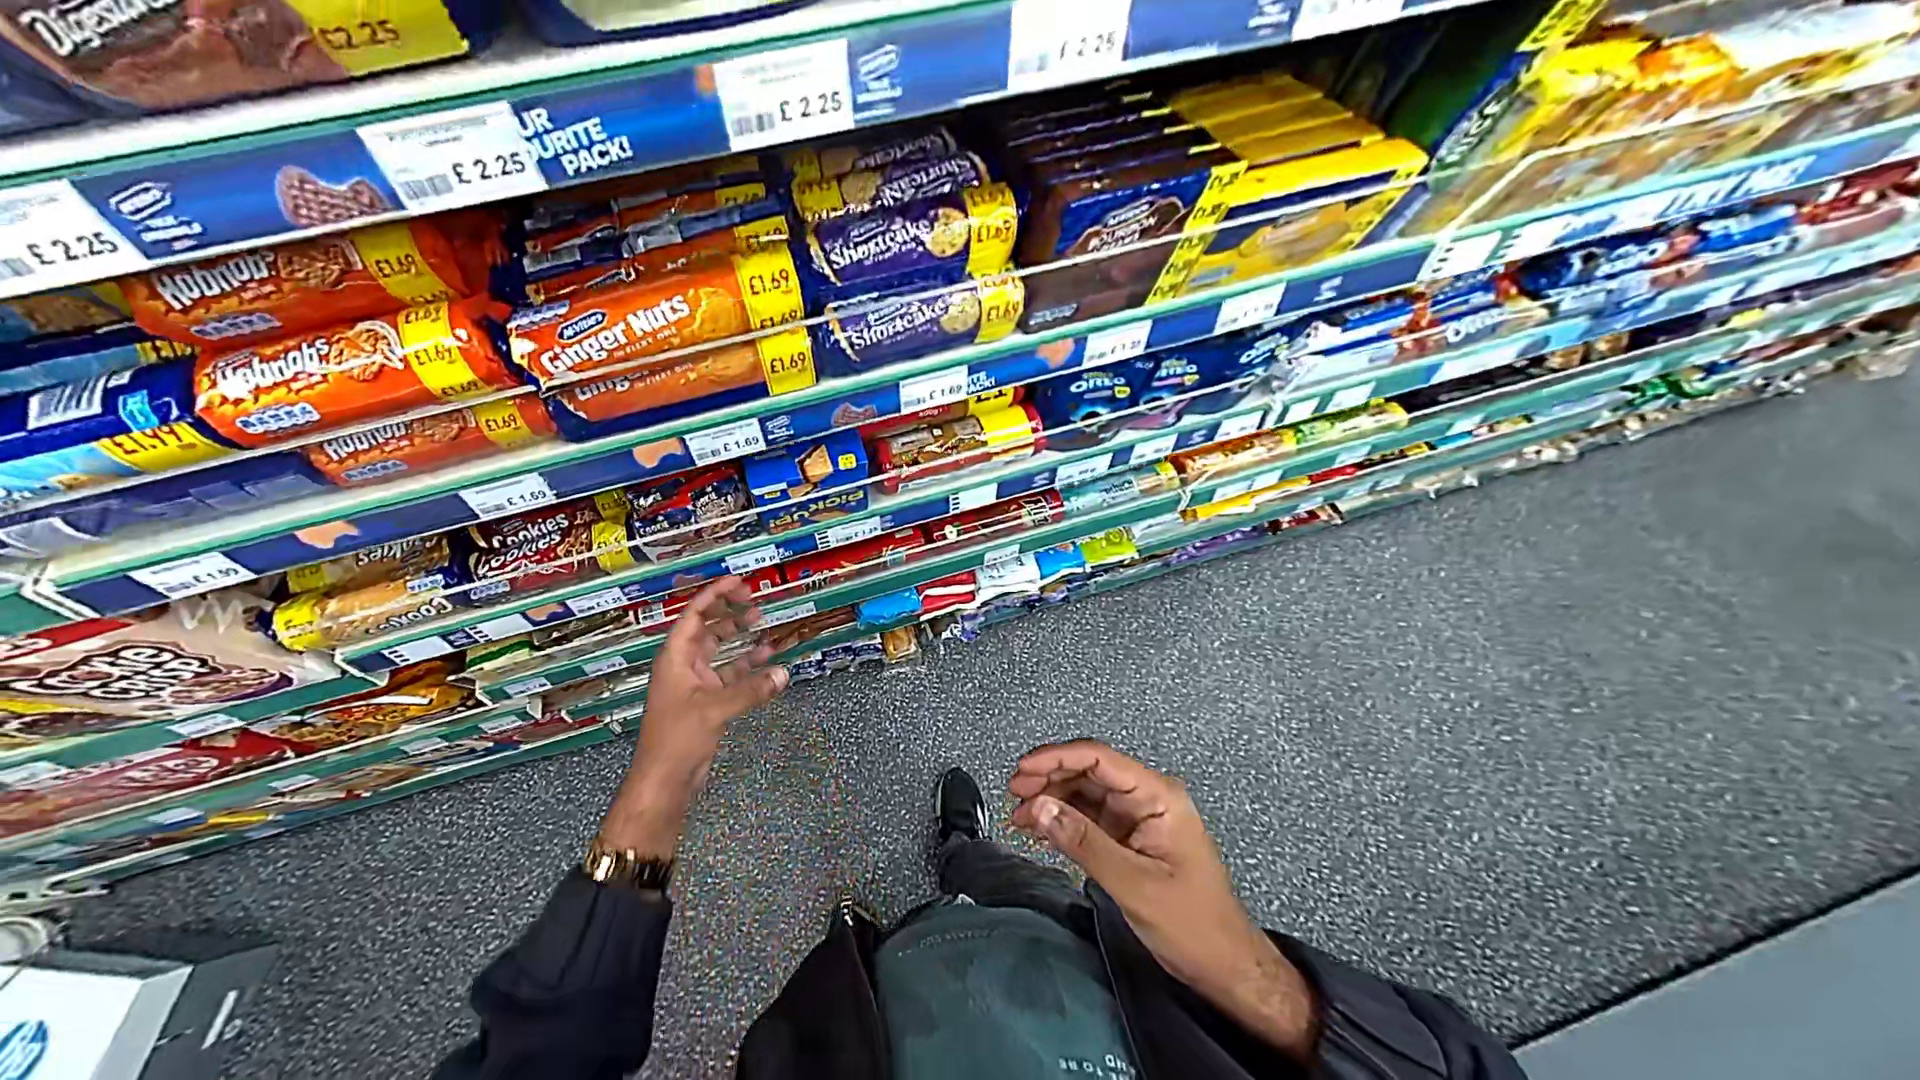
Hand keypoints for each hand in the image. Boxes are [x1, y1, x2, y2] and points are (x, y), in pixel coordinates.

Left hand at [598, 577, 787, 856]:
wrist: (664, 781)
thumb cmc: (676, 739)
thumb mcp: (714, 709)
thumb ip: (751, 690)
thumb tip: (784, 673)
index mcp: (676, 658)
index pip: (694, 615)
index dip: (714, 595)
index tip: (738, 581)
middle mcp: (684, 666)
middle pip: (708, 629)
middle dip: (730, 614)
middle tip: (756, 603)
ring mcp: (696, 684)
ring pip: (721, 652)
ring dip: (741, 640)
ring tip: (765, 627)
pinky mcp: (708, 702)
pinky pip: (731, 676)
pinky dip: (748, 668)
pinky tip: (769, 664)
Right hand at [1009, 740, 1317, 1060]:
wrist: (1225, 966)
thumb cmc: (1196, 926)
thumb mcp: (1133, 883)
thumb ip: (1084, 842)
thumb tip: (1042, 808)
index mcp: (1159, 796)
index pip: (1099, 758)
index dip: (1056, 758)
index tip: (1024, 770)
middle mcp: (1148, 798)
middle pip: (1088, 771)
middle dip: (1048, 778)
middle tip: (1015, 791)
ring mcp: (1138, 817)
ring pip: (1085, 793)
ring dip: (1050, 799)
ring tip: (1021, 814)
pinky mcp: (1130, 836)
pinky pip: (1089, 817)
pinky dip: (1062, 821)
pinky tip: (1041, 829)